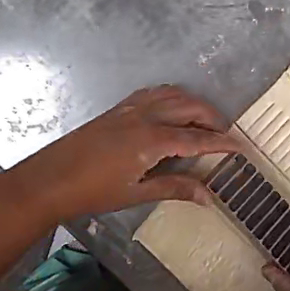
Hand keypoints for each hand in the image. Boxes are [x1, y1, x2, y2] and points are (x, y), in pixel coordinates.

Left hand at [0, 85, 238, 224]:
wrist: (48, 181)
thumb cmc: (92, 192)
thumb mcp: (137, 193)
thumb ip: (175, 188)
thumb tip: (209, 197)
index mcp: (152, 140)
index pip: (198, 138)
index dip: (222, 143)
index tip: (241, 147)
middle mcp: (146, 117)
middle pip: (191, 108)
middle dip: (213, 119)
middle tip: (226, 135)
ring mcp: (131, 108)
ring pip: (174, 95)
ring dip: (195, 104)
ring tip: (205, 120)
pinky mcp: (119, 108)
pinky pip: (155, 93)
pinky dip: (173, 96)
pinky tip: (174, 107)